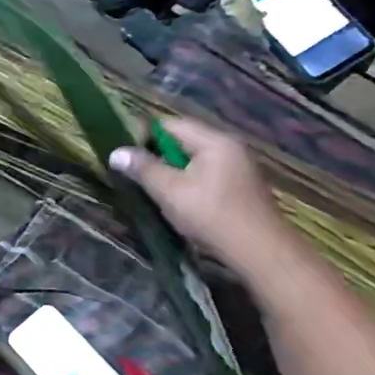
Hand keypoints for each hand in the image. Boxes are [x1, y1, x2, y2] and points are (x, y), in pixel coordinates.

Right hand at [107, 117, 290, 268]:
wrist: (258, 249)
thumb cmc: (211, 215)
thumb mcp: (169, 191)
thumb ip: (143, 169)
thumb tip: (116, 152)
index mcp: (215, 141)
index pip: (173, 125)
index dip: (145, 135)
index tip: (125, 154)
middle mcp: (231, 147)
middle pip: (185, 141)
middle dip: (157, 154)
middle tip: (134, 172)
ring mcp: (239, 167)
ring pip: (195, 159)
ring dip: (172, 169)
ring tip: (152, 187)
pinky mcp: (240, 186)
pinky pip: (207, 173)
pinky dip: (188, 180)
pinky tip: (178, 199)